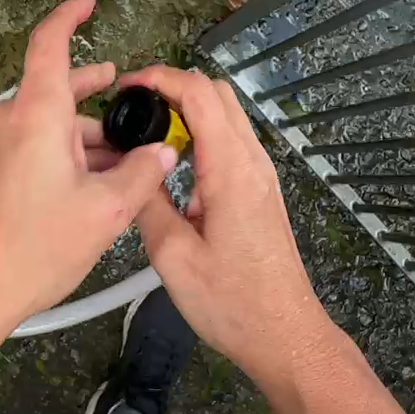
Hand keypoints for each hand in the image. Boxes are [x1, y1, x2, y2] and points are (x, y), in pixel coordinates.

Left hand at [0, 0, 179, 358]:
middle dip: (97, 100)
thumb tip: (162, 154)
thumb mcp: (104, 212)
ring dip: (82, 138)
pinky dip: (59, 154)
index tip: (88, 3)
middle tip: (128, 109)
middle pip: (57, 89)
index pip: (49, 41)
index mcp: (36, 112)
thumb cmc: (33, 246)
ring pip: (46, 123)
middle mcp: (10, 117)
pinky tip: (84, 188)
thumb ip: (141, 175)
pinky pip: (28, 145)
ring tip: (119, 169)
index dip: (70, 15)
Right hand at [128, 66, 340, 389]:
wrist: (286, 336)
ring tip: (150, 128)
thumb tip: (133, 163)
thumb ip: (149, 200)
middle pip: (217, 90)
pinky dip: (203, 128)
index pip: (198, 93)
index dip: (160, 77)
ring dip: (189, 105)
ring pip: (228, 110)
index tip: (128, 85)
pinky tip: (177, 160)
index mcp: (231, 169)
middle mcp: (252, 160)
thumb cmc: (232, 302)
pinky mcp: (262, 186)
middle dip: (173, 85)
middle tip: (135, 104)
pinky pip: (232, 136)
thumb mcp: (173, 256)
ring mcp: (262, 171)